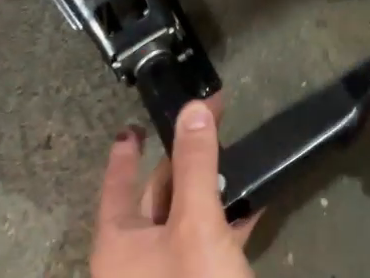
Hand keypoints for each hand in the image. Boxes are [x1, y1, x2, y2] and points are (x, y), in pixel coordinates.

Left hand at [90, 101, 256, 277]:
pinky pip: (203, 244)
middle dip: (181, 161)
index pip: (119, 183)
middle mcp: (133, 260)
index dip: (127, 151)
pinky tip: (251, 206)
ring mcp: (162, 277)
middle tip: (207, 123)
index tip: (133, 126)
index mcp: (119, 242)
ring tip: (233, 156)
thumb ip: (196, 164)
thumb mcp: (197, 223)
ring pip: (182, 220)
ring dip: (207, 189)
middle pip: (154, 197)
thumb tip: (193, 109)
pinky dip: (223, 222)